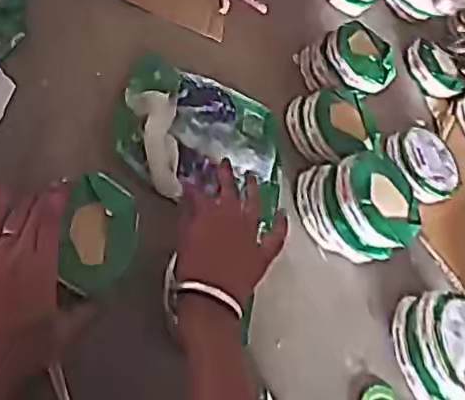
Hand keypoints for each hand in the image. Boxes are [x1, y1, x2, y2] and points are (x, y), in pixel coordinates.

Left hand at [0, 183, 92, 399]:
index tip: (69, 186)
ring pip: (10, 214)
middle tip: (57, 191)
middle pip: (32, 210)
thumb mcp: (64, 334)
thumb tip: (100, 297)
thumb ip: (85, 311)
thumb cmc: (24, 351)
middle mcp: (16, 252)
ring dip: (23, 199)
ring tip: (33, 193)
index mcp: (39, 264)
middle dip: (46, 195)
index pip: (51, 217)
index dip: (60, 196)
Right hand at [175, 160, 287, 307]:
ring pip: (255, 205)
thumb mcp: (182, 237)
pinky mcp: (262, 252)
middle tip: (224, 163)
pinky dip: (280, 225)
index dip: (194, 183)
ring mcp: (250, 233)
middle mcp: (233, 216)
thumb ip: (185, 213)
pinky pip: (275, 236)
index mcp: (209, 211)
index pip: (200, 190)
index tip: (190, 179)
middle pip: (230, 189)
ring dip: (253, 190)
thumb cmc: (191, 269)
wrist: (210, 300)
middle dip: (225, 174)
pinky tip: (282, 214)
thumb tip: (187, 197)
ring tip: (252, 178)